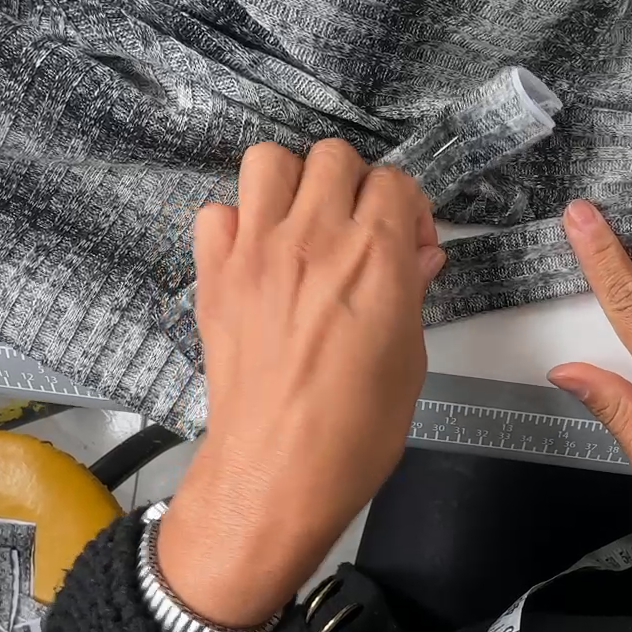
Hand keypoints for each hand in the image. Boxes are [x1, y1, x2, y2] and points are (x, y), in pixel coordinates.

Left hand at [155, 139, 442, 628]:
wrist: (278, 474)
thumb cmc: (358, 429)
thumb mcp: (409, 358)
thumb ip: (411, 292)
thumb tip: (417, 255)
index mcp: (375, 258)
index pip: (394, 181)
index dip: (408, 207)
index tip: (408, 242)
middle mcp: (314, 239)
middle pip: (334, 157)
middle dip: (355, 186)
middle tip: (359, 229)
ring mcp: (256, 253)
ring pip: (269, 160)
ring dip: (294, 184)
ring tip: (305, 226)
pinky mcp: (214, 276)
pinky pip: (216, 212)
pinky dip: (239, 223)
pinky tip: (258, 257)